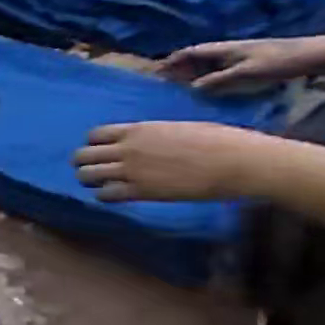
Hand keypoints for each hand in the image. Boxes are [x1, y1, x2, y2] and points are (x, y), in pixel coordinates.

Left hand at [73, 121, 273, 201]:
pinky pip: (105, 194)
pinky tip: (114, 195)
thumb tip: (146, 141)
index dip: (94, 144)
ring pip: (86, 175)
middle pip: (82, 155)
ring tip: (98, 184)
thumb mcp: (178, 128)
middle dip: (83, 163)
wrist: (242, 162)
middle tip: (93, 169)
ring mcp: (131, 170)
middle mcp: (127, 148)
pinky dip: (104, 195)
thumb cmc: (222, 141)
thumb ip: (154, 135)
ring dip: (88, 180)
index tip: (102, 151)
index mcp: (137, 130)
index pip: (94, 135)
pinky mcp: (141, 190)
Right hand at [158, 37, 324, 90]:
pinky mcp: (255, 63)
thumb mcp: (247, 72)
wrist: (322, 54)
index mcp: (223, 48)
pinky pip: (224, 70)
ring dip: (196, 74)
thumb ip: (218, 80)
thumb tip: (193, 88)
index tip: (156, 73)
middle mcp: (229, 50)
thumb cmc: (283, 60)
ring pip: (210, 64)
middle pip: (197, 58)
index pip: (188, 52)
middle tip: (167, 84)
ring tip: (186, 89)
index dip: (171, 61)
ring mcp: (243, 56)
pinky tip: (213, 89)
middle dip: (180, 69)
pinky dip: (212, 78)